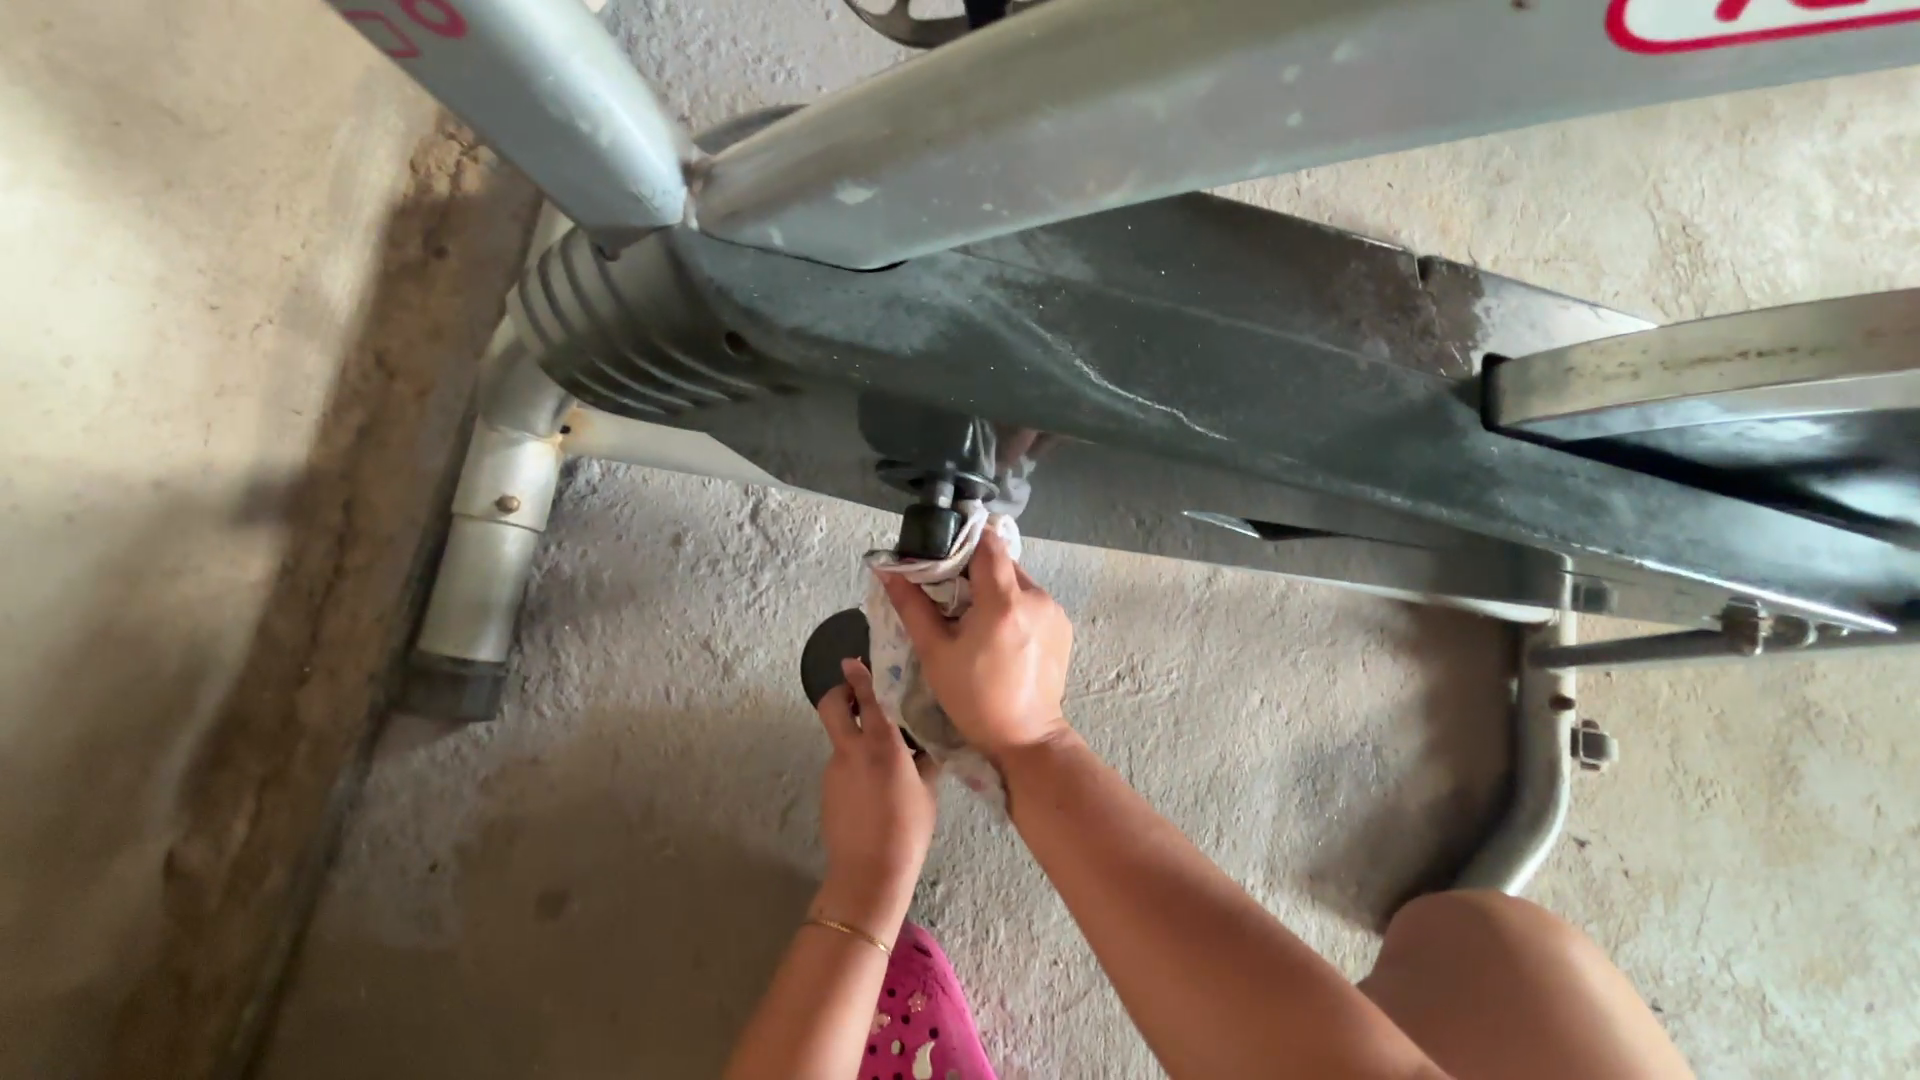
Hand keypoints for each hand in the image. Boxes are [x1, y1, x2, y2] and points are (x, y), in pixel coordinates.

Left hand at [814, 659, 938, 932]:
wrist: (869, 873)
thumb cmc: (908, 830)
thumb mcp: (927, 791)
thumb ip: (926, 759)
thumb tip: (929, 742)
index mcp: (881, 745)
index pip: (868, 698)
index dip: (860, 676)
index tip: (853, 660)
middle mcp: (852, 750)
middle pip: (831, 705)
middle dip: (840, 692)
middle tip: (857, 693)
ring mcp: (834, 769)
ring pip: (840, 737)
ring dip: (854, 734)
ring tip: (884, 756)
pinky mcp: (827, 789)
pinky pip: (842, 764)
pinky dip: (856, 763)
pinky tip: (875, 786)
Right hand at [878, 529, 1073, 758]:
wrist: (1026, 738)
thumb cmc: (974, 699)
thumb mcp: (935, 653)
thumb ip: (912, 606)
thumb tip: (887, 570)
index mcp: (1004, 602)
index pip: (988, 545)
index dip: (963, 543)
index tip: (941, 557)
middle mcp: (1037, 598)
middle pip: (1002, 563)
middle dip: (974, 571)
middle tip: (949, 594)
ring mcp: (1054, 612)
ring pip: (1018, 582)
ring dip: (995, 590)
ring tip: (973, 618)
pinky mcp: (1063, 626)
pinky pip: (1033, 602)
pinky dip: (1014, 607)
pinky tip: (999, 634)